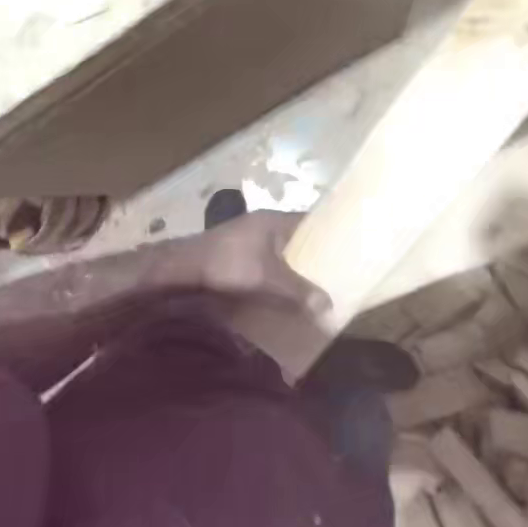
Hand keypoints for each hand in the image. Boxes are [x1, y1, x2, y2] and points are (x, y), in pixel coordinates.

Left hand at [154, 210, 329, 313]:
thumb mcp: (265, 277)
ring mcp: (250, 243)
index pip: (311, 220)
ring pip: (284, 256)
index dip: (331, 232)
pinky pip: (270, 269)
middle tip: (341, 278)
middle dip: (316, 259)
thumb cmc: (224, 263)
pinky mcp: (238, 261)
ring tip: (321, 292)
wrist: (176, 271)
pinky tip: (290, 299)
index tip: (352, 249)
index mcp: (274, 220)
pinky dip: (280, 281)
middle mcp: (264, 227)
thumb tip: (329, 306)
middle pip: (299, 241)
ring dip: (297, 273)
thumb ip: (297, 290)